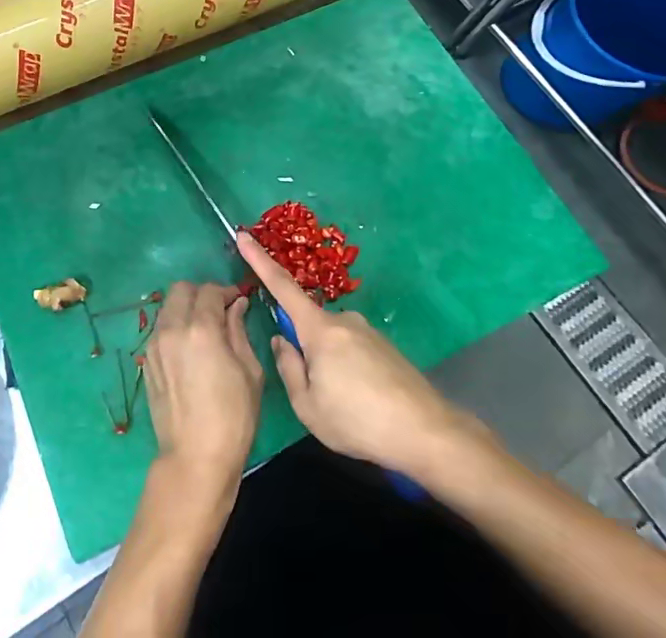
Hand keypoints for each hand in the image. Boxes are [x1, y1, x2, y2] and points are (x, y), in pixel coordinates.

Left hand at [142, 281, 263, 484]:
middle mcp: (172, 330)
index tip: (239, 301)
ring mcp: (154, 347)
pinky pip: (160, 330)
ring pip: (167, 307)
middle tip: (219, 310)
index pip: (210, 291)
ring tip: (205, 329)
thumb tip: (236, 306)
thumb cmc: (234, 415)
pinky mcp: (147, 363)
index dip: (227, 291)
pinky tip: (191, 348)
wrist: (196, 457)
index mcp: (201, 329)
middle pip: (181, 290)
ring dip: (186, 308)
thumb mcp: (249, 369)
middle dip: (202, 293)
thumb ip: (239, 330)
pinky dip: (175, 327)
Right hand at [239, 232, 481, 479]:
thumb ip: (288, 367)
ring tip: (342, 406)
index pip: (282, 287)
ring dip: (326, 364)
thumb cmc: (357, 420)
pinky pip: (350, 348)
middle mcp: (344, 320)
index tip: (243, 236)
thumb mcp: (308, 405)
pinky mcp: (383, 344)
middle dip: (302, 350)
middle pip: (309, 324)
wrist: (422, 429)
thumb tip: (281, 340)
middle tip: (315, 393)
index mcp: (320, 330)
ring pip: (330, 340)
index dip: (260, 261)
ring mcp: (367, 330)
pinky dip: (345, 369)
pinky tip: (358, 401)